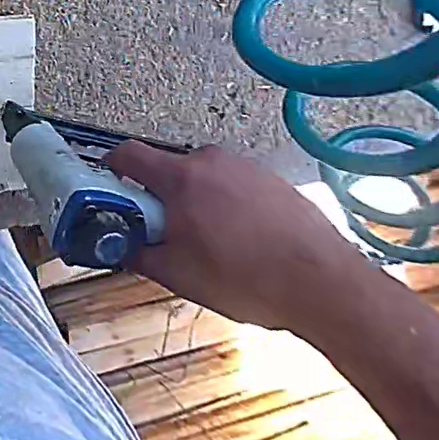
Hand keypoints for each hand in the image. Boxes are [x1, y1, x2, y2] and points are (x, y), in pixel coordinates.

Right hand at [105, 140, 373, 333]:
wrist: (326, 286)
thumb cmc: (255, 279)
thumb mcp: (179, 275)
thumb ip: (139, 254)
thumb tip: (121, 247)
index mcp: (180, 179)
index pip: (128, 153)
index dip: (112, 167)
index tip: (112, 185)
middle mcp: (210, 162)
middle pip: (166, 167)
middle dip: (160, 195)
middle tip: (167, 228)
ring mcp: (243, 168)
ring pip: (201, 176)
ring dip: (196, 200)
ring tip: (212, 241)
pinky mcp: (269, 179)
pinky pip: (232, 183)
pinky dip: (227, 204)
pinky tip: (241, 240)